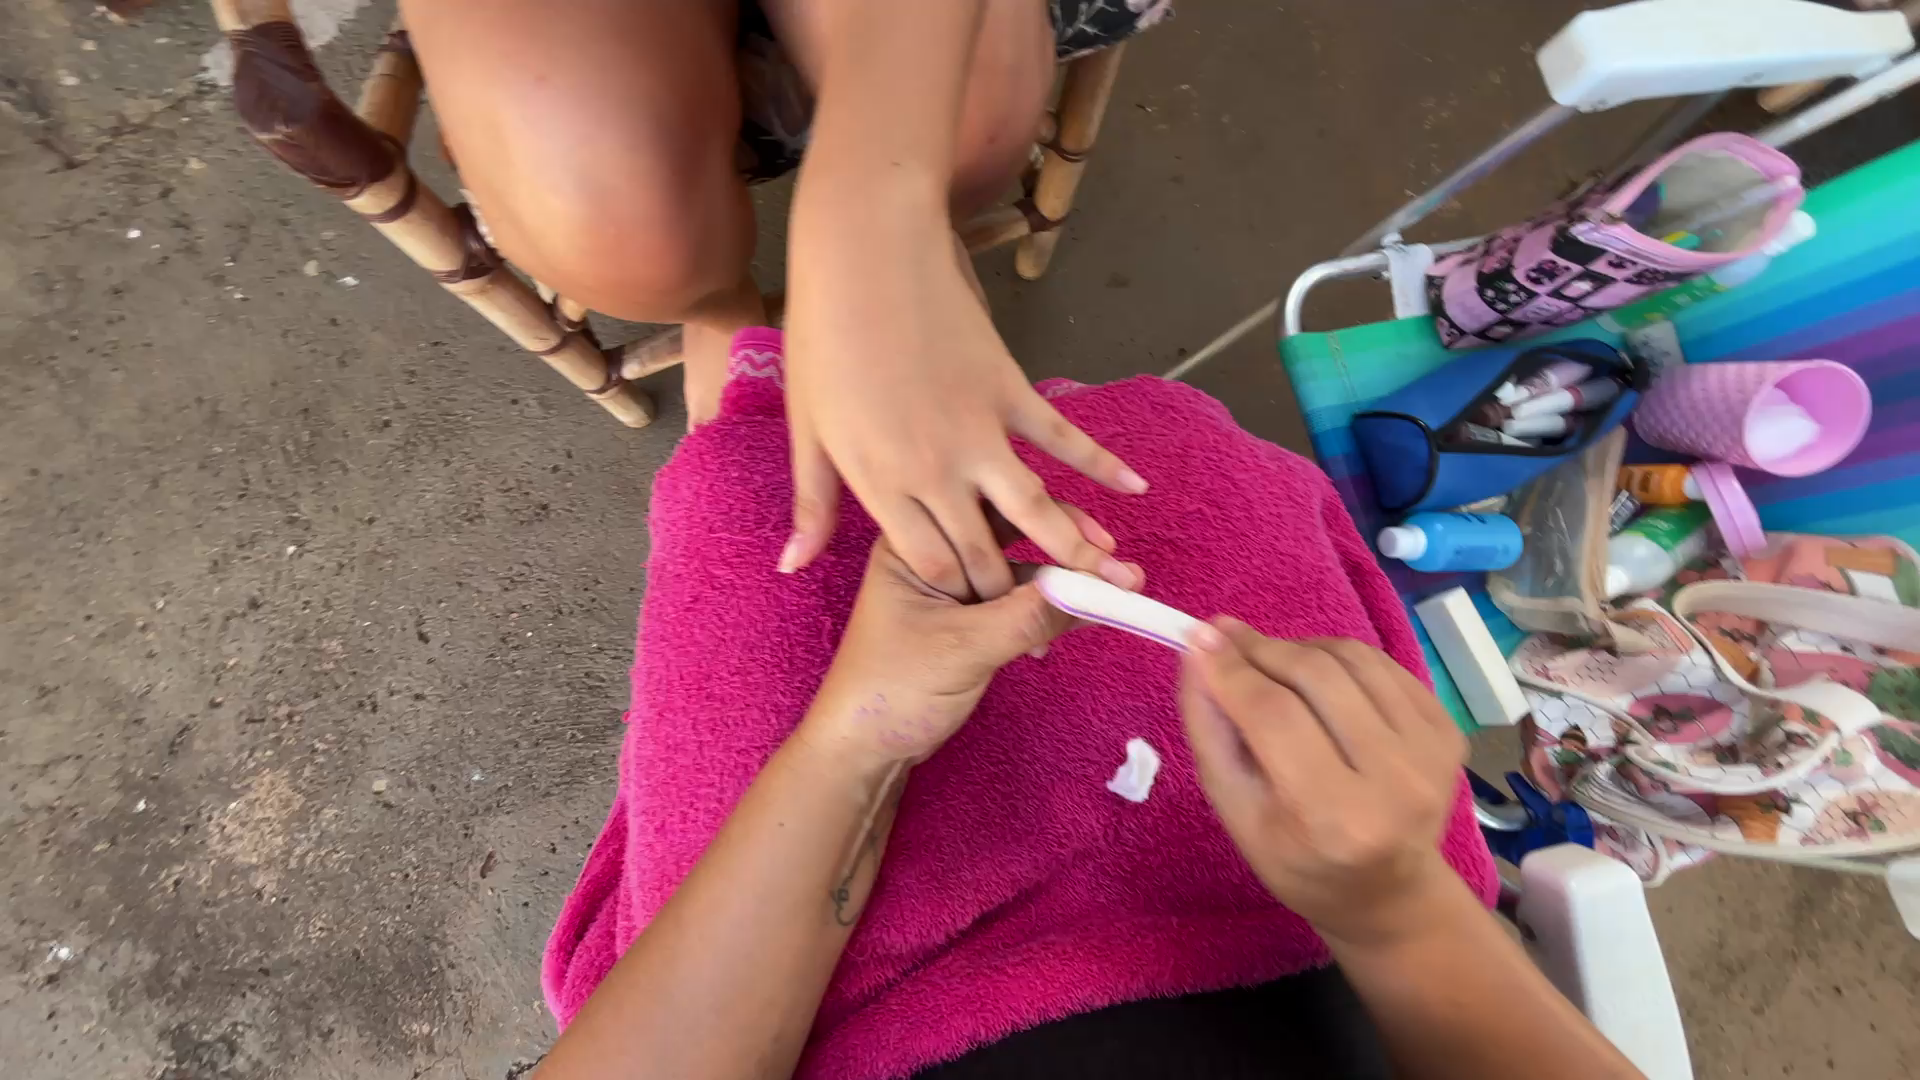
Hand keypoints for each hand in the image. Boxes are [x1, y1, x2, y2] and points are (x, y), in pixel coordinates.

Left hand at [782, 215, 1145, 601]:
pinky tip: (1134, 488)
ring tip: (1115, 580)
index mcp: (882, 484)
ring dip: (1076, 551)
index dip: (960, 598)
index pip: (934, 567)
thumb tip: (791, 567)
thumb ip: (812, 505)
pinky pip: (1065, 437)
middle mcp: (937, 472)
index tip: (980, 616)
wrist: (866, 252)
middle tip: (1047, 615)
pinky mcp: (1012, 391)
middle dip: (1015, 593)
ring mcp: (981, 432)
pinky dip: (1101, 464)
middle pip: (987, 554)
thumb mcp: (806, 430)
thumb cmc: (825, 341)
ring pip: (1037, 509)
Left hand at [805, 502, 1140, 765]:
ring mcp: (951, 585)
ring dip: (1062, 582)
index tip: (1104, 547)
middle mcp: (935, 552)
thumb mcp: (963, 648)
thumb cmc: (894, 688)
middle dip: (1067, 548)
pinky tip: (1076, 622)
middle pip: (1013, 534)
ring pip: (1019, 569)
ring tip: (1113, 593)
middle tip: (1118, 567)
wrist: (861, 748)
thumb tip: (1103, 591)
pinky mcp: (965, 616)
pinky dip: (1046, 610)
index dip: (1054, 522)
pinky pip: (1015, 600)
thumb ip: (1029, 617)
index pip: (993, 512)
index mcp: (916, 541)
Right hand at [1180, 620, 1468, 949]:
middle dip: (1259, 649)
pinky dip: (1334, 655)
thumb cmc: (1295, 858)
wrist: (1388, 893)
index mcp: (1334, 817)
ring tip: (1269, 664)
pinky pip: (1379, 663)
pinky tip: (1314, 677)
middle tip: (1225, 640)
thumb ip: (1208, 728)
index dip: (1231, 669)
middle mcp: (1395, 781)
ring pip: (1348, 658)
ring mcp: (1430, 752)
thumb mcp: (1232, 807)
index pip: (1274, 716)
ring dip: (1296, 647)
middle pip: (1314, 676)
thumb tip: (1200, 650)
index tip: (1198, 637)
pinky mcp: (1447, 730)